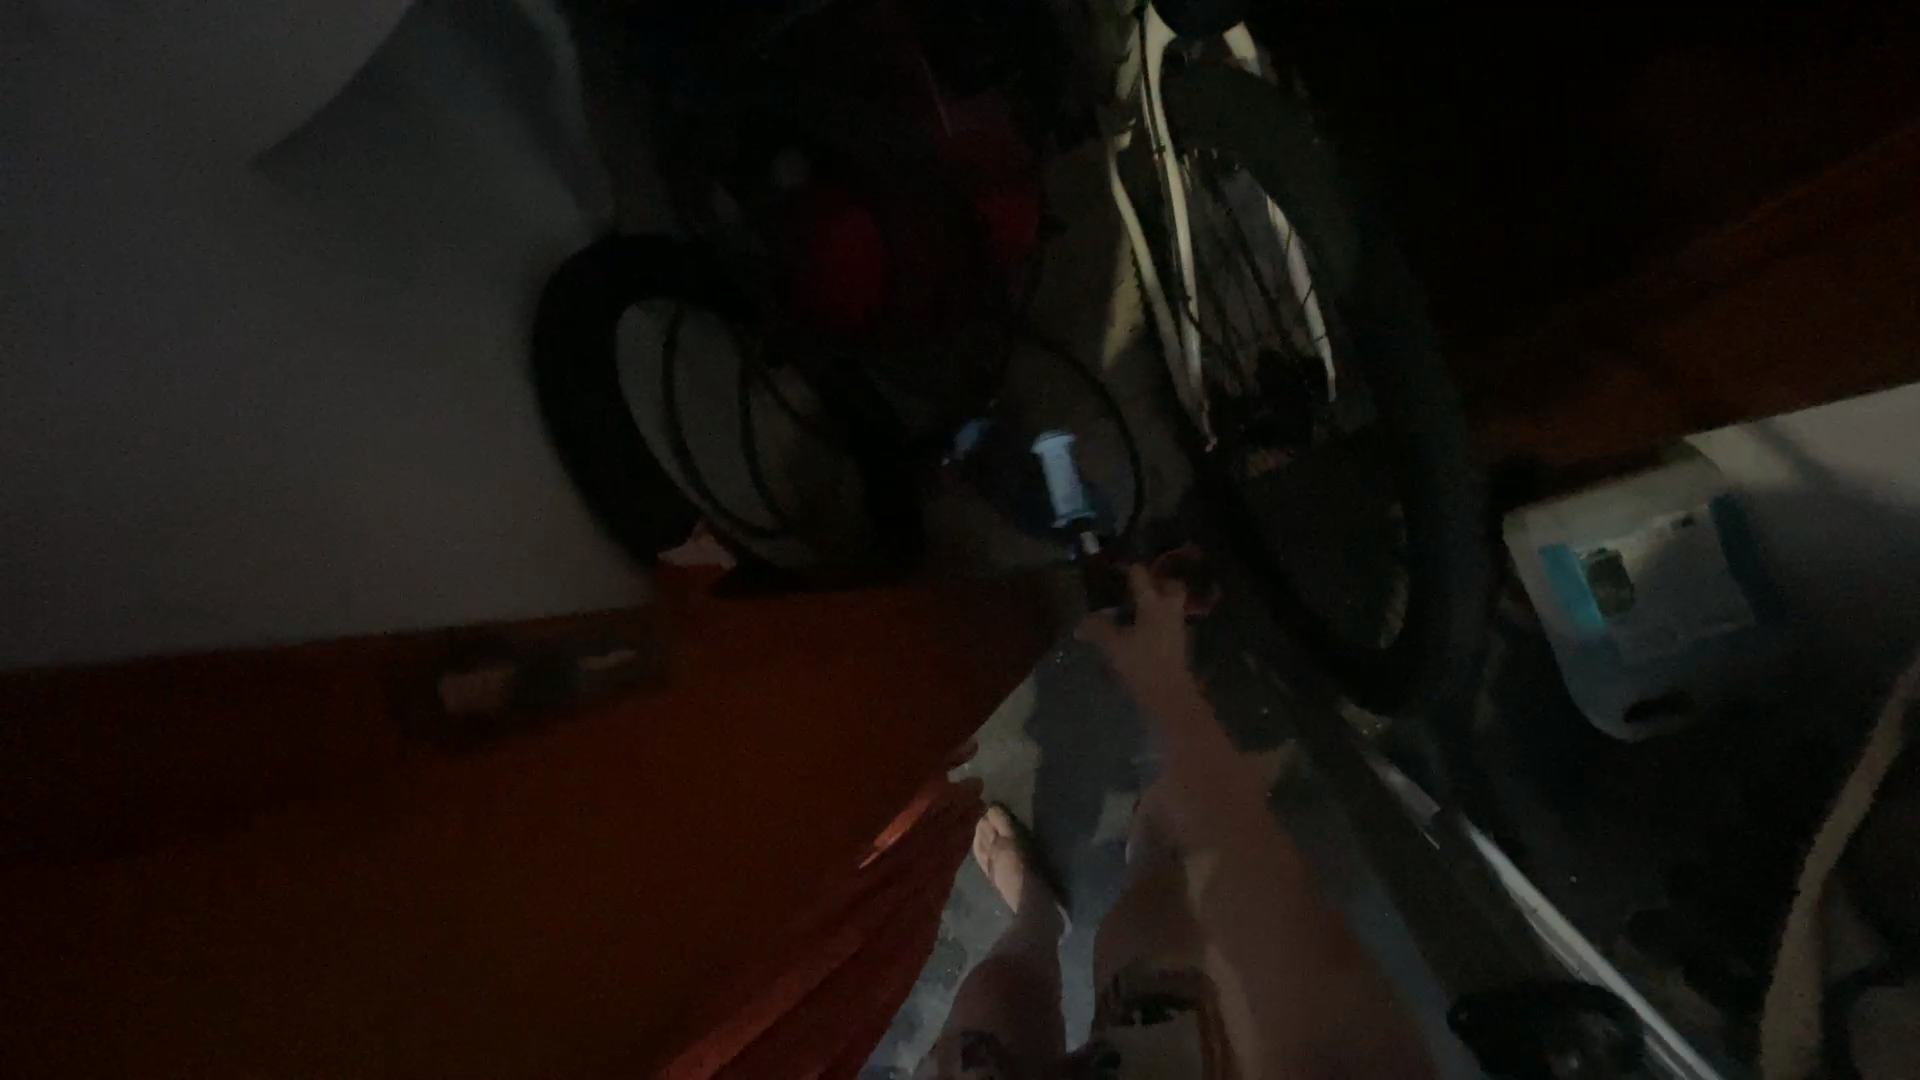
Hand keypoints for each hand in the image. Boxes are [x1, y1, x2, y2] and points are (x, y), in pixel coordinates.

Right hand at [1076, 564, 1197, 708]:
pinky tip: (1139, 630)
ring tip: (1134, 608)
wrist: (1169, 695)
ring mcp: (1178, 627)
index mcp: (1153, 603)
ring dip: (1157, 602)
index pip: (1141, 574)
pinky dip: (1156, 621)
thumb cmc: (1141, 663)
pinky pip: (1169, 623)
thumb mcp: (1112, 644)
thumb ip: (1096, 629)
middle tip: (1137, 586)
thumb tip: (1080, 624)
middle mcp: (1169, 609)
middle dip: (1157, 582)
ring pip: (1171, 605)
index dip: (1126, 568)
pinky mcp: (1179, 644)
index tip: (1114, 567)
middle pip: (1170, 585)